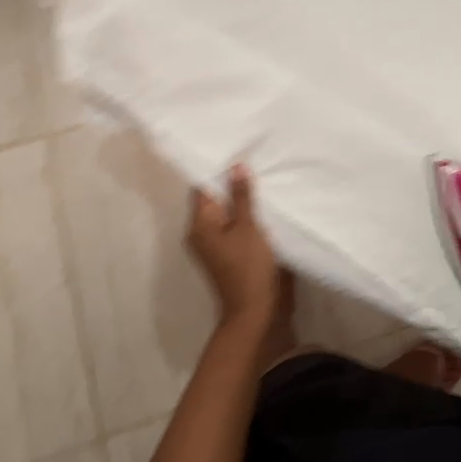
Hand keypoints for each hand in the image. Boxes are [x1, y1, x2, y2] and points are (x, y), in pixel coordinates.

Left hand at [188, 165, 283, 326]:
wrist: (254, 310)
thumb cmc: (249, 266)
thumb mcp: (248, 226)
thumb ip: (241, 196)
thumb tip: (235, 167)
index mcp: (199, 224)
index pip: (202, 188)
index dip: (218, 170)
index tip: (236, 151)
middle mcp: (200, 233)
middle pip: (213, 200)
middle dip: (231, 184)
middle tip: (253, 161)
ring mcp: (213, 244)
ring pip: (224, 213)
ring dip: (239, 200)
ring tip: (261, 178)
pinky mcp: (226, 253)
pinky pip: (232, 226)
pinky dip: (243, 216)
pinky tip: (261, 205)